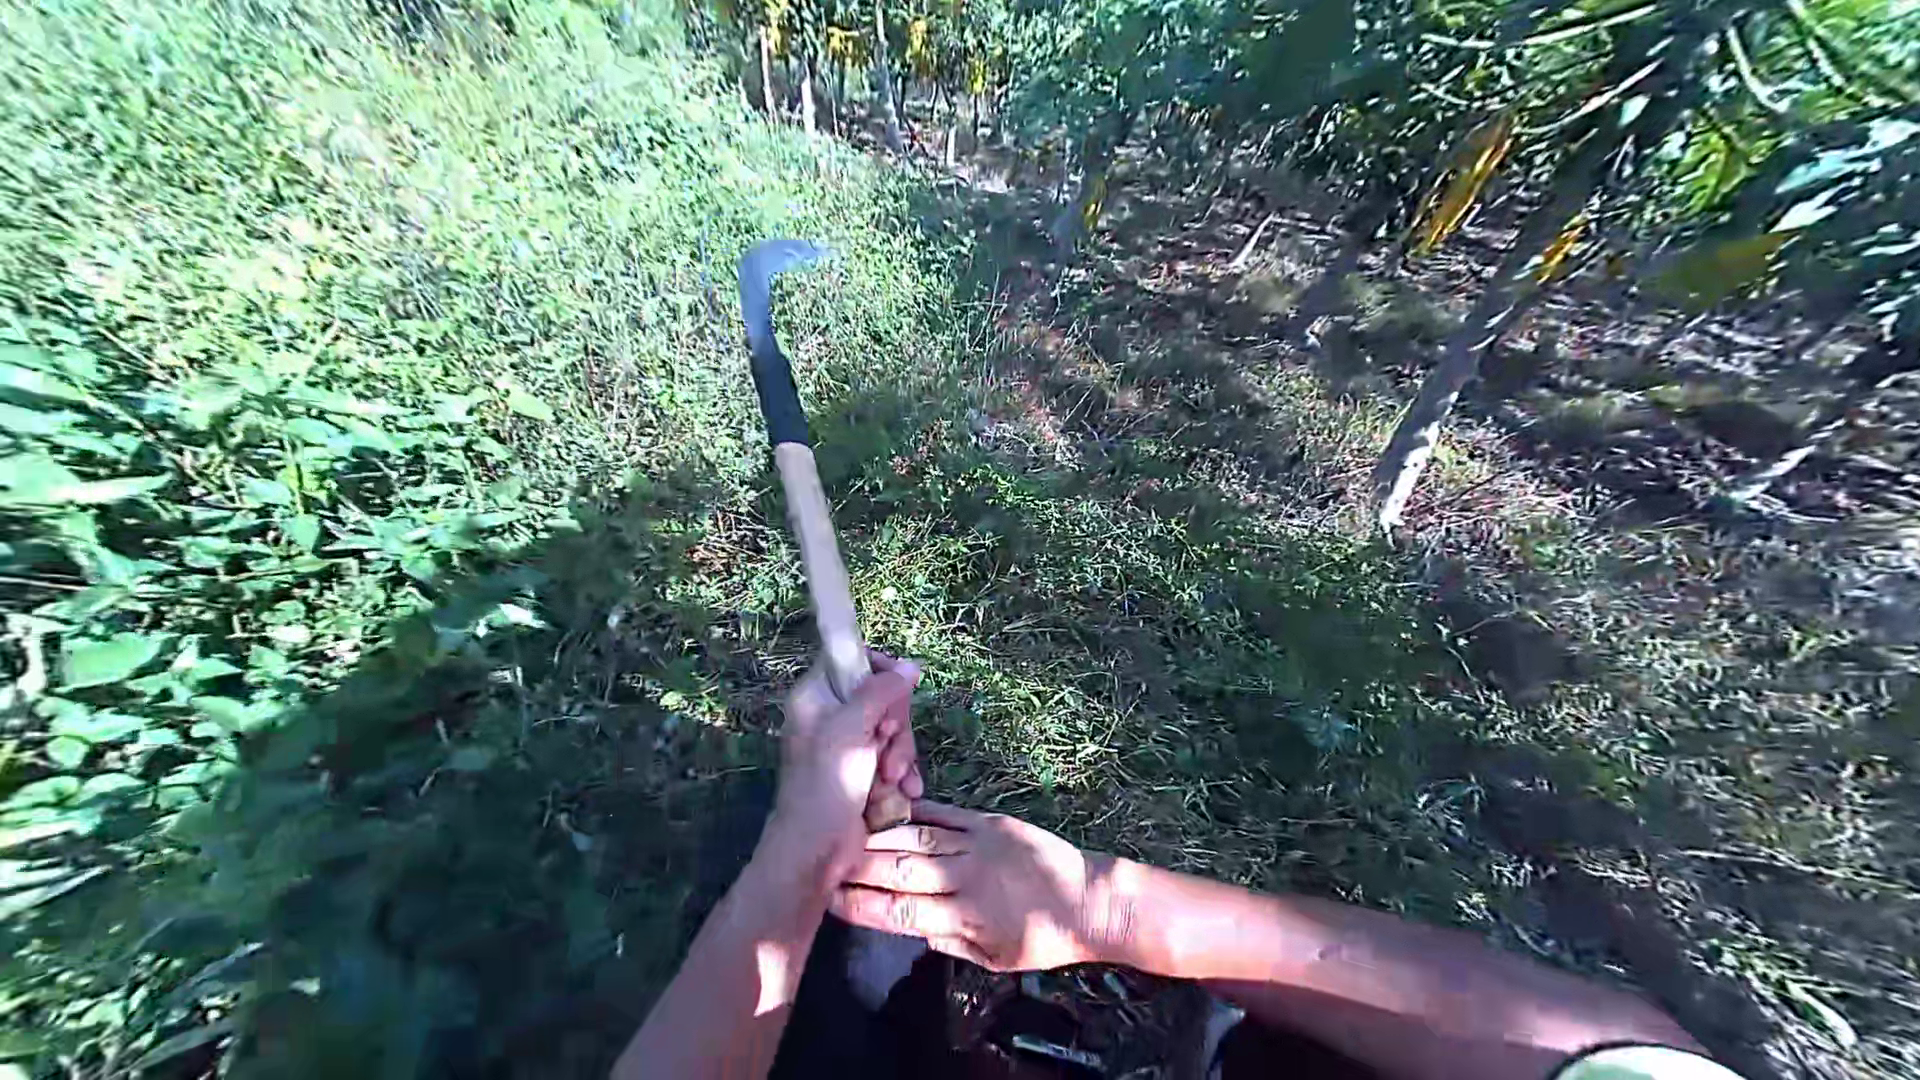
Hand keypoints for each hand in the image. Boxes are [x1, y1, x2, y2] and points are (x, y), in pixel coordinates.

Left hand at [764, 650, 923, 883]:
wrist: (815, 852)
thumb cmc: (826, 783)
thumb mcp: (852, 729)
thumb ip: (881, 692)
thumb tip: (910, 666)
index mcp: (816, 695)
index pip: (851, 658)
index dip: (879, 669)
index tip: (898, 688)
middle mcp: (831, 714)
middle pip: (881, 695)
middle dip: (894, 724)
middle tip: (888, 745)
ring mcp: (848, 743)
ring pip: (892, 726)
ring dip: (900, 753)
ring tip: (893, 780)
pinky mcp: (864, 768)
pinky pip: (894, 754)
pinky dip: (902, 772)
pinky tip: (905, 791)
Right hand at [829, 800, 1126, 971]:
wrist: (1085, 898)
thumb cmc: (1040, 937)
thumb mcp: (994, 958)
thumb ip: (951, 940)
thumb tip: (913, 924)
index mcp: (965, 916)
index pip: (902, 911)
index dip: (864, 905)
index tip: (832, 899)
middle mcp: (965, 877)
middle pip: (903, 869)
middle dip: (861, 865)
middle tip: (827, 858)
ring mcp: (977, 843)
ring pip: (919, 837)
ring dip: (882, 834)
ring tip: (850, 830)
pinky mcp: (989, 821)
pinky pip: (946, 814)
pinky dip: (918, 811)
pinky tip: (893, 806)